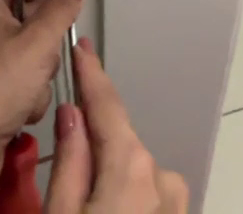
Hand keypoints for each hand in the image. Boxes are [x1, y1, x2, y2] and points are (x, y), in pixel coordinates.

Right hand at [47, 39, 188, 213]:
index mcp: (133, 166)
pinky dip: (127, 199)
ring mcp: (177, 199)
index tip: (83, 46)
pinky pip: (147, 195)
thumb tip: (72, 113)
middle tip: (65, 180)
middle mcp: (163, 174)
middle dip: (92, 146)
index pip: (107, 106)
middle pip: (118, 143)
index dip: (91, 74)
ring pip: (131, 171)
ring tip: (86, 210)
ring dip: (109, 179)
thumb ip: (68, 162)